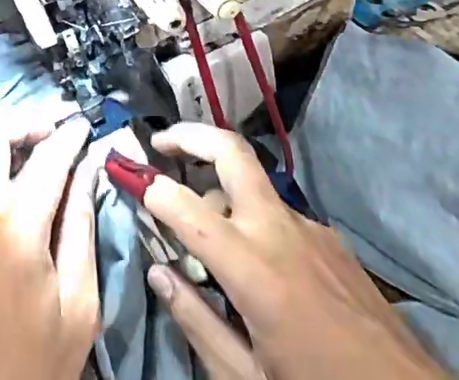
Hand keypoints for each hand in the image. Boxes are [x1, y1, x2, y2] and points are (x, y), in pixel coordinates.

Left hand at [0, 112, 99, 379]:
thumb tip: (85, 174)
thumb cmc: (34, 366)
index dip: (70, 135)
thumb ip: (80, 229)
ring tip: (9, 157)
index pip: (47, 157)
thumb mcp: (78, 307)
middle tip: (48, 138)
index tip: (83, 125)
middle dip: (24, 124)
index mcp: (16, 227)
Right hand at [140, 123, 446, 379]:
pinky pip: (278, 217)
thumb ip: (196, 321)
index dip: (149, 187)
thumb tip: (159, 271)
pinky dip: (252, 221)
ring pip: (252, 189)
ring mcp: (312, 231)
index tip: (125, 177)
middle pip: (231, 153)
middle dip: (189, 136)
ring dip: (219, 193)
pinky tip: (254, 266)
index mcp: (254, 269)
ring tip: (202, 234)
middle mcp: (281, 232)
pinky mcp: (333, 242)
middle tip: (159, 143)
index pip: (186, 207)